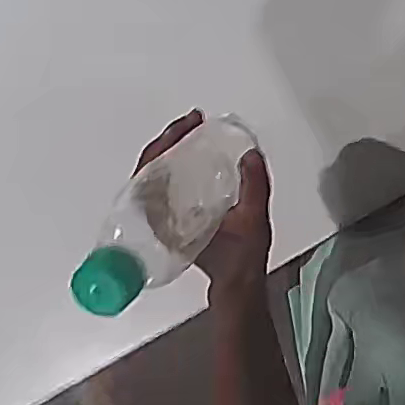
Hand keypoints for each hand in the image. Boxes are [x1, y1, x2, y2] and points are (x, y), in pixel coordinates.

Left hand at [134, 110, 272, 303]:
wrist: (238, 283)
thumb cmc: (241, 259)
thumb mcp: (253, 221)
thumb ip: (254, 187)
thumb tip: (249, 156)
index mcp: (170, 221)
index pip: (152, 172)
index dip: (166, 144)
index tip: (185, 126)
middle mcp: (161, 219)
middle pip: (150, 168)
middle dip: (169, 139)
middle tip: (191, 121)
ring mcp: (165, 218)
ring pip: (154, 174)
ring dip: (170, 149)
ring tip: (190, 130)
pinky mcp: (174, 217)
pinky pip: (164, 182)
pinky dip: (173, 162)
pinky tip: (190, 152)